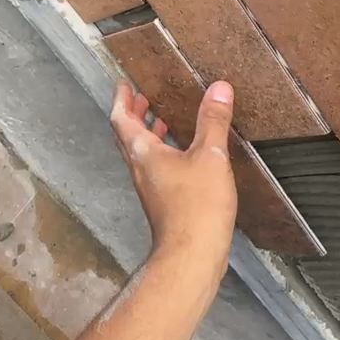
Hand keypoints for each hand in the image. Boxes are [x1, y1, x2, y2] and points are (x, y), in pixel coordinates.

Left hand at [109, 80, 238, 275]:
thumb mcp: (210, 156)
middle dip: (132, 114)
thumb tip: (219, 88)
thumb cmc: (197, 205)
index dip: (120, 100)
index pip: (120, 119)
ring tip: (161, 119)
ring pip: (140, 153)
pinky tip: (182, 154)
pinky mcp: (161, 201)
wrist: (191, 254)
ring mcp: (149, 187)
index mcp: (142, 153)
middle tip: (141, 97)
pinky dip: (161, 152)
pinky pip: (154, 168)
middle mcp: (139, 168)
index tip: (124, 84)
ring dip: (147, 133)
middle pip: (126, 136)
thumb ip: (213, 121)